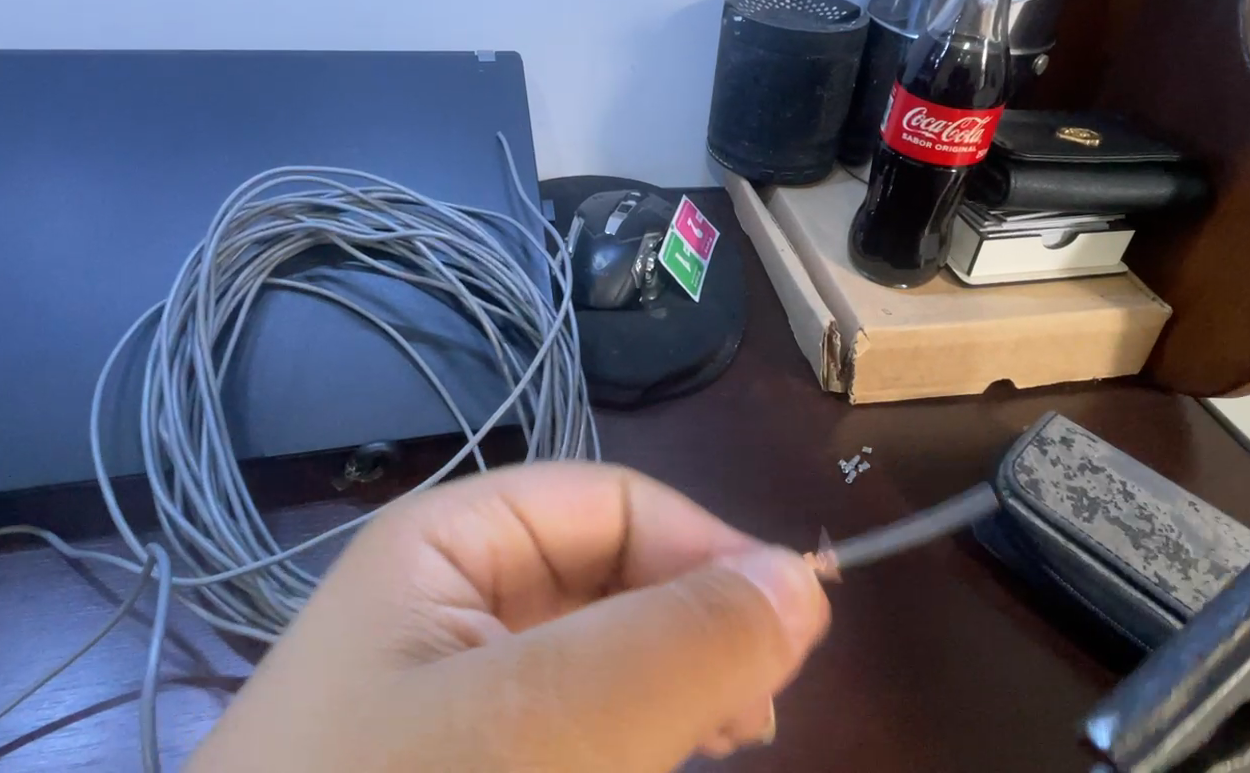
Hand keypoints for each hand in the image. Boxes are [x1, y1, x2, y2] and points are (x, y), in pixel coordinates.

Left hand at [188, 463, 829, 772]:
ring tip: (728, 738)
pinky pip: (576, 718)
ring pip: (601, 650)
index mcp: (448, 543)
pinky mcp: (471, 757)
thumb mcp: (541, 728)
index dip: (706, 546)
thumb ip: (679, 645)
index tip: (792, 627)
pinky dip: (635, 731)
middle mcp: (450, 597)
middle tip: (757, 709)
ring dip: (673, 682)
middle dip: (692, 623)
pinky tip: (669, 758)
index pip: (611, 501)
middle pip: (609, 573)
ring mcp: (455, 688)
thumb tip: (802, 580)